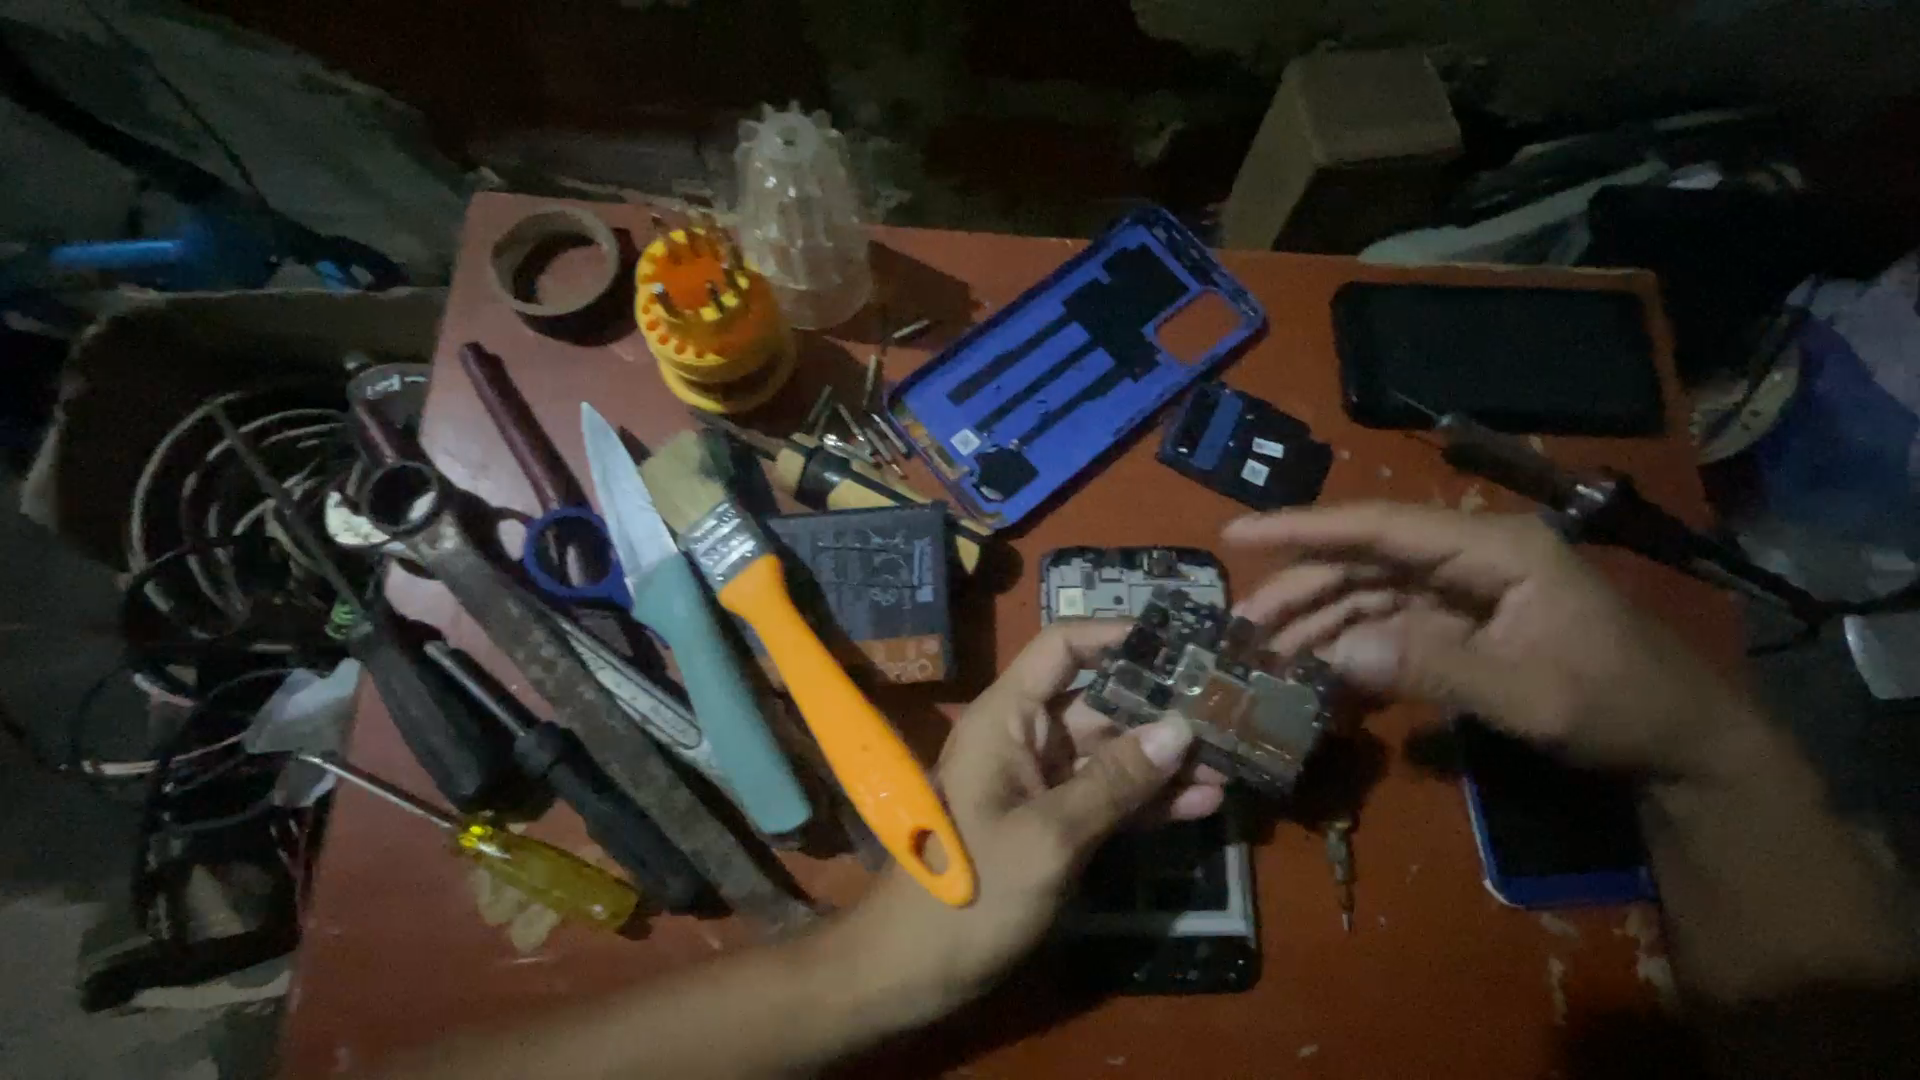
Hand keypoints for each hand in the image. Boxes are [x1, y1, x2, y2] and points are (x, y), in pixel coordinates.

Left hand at [822, 621, 1224, 1023]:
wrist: (917, 969)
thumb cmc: (972, 891)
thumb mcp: (1050, 835)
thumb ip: (1116, 782)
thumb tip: (1181, 728)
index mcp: (1007, 718)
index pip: (1061, 649)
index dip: (1114, 636)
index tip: (1179, 643)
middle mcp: (1026, 737)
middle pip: (1099, 701)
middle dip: (1160, 707)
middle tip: (1230, 711)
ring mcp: (1042, 782)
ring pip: (1112, 753)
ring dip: (1165, 759)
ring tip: (1232, 760)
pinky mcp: (1056, 823)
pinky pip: (1109, 797)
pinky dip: (1150, 800)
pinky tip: (1204, 803)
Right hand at [1223, 502, 1761, 778]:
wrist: (1684, 746)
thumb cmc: (1620, 707)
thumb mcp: (1532, 693)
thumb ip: (1434, 667)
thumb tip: (1337, 653)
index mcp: (1492, 548)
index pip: (1379, 527)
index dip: (1302, 528)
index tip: (1236, 534)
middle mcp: (1467, 558)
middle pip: (1360, 560)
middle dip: (1297, 589)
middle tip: (1240, 626)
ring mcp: (1459, 592)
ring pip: (1365, 593)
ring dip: (1313, 620)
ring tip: (1263, 654)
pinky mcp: (1456, 625)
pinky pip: (1384, 625)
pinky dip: (1345, 645)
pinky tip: (1310, 669)